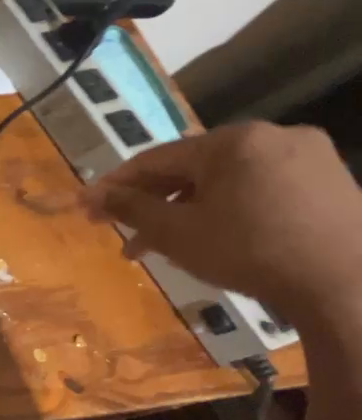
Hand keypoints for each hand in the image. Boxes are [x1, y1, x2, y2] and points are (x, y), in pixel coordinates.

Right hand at [83, 122, 361, 329]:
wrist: (347, 283)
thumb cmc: (248, 249)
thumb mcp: (172, 230)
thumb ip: (129, 207)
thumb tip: (94, 195)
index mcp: (233, 141)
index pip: (154, 159)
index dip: (113, 186)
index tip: (84, 209)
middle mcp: (274, 137)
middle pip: (191, 168)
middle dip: (151, 202)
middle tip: (119, 232)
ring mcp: (310, 158)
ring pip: (224, 181)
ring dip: (185, 210)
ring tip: (160, 246)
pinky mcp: (331, 182)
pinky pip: (258, 188)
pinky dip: (225, 209)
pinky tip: (209, 238)